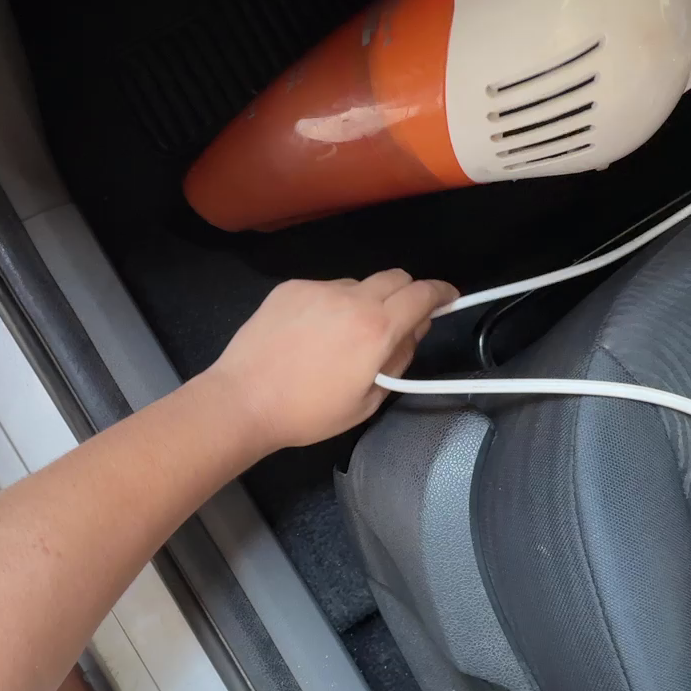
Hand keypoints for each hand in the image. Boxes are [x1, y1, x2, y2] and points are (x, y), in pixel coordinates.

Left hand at [200, 271, 456, 451]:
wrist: (242, 400)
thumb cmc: (306, 413)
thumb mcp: (367, 401)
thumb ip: (399, 360)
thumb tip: (413, 331)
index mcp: (376, 329)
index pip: (423, 293)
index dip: (442, 293)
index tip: (447, 298)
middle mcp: (350, 298)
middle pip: (395, 277)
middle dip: (406, 293)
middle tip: (397, 321)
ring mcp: (316, 289)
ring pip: (357, 284)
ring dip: (364, 301)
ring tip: (342, 336)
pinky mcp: (288, 288)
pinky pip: (323, 289)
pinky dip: (329, 304)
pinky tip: (309, 333)